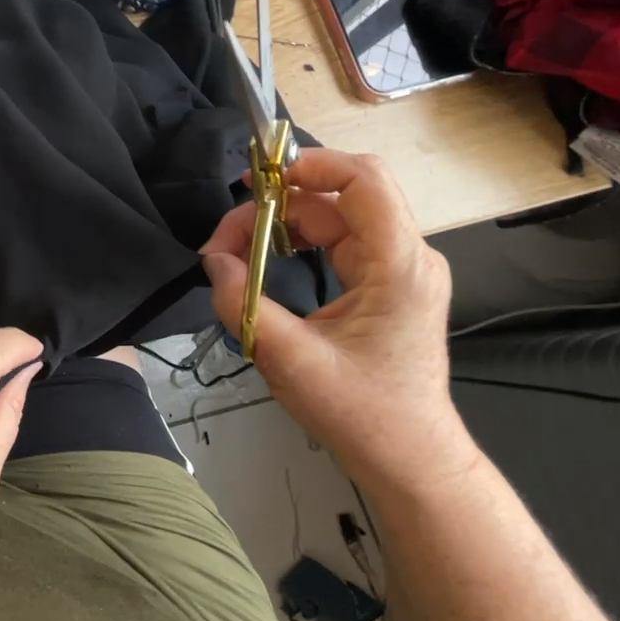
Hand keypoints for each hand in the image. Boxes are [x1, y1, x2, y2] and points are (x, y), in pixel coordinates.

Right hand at [200, 149, 477, 494]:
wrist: (407, 456)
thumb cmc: (361, 413)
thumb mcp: (289, 359)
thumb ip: (242, 304)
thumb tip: (212, 261)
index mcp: (399, 267)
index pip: (365, 181)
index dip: (311, 164)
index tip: (257, 178)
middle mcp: (406, 257)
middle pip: (336, 197)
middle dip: (274, 206)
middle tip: (222, 240)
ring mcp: (396, 269)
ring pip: (331, 217)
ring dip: (278, 225)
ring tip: (232, 254)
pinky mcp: (381, 283)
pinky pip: (334, 240)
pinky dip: (292, 241)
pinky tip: (262, 259)